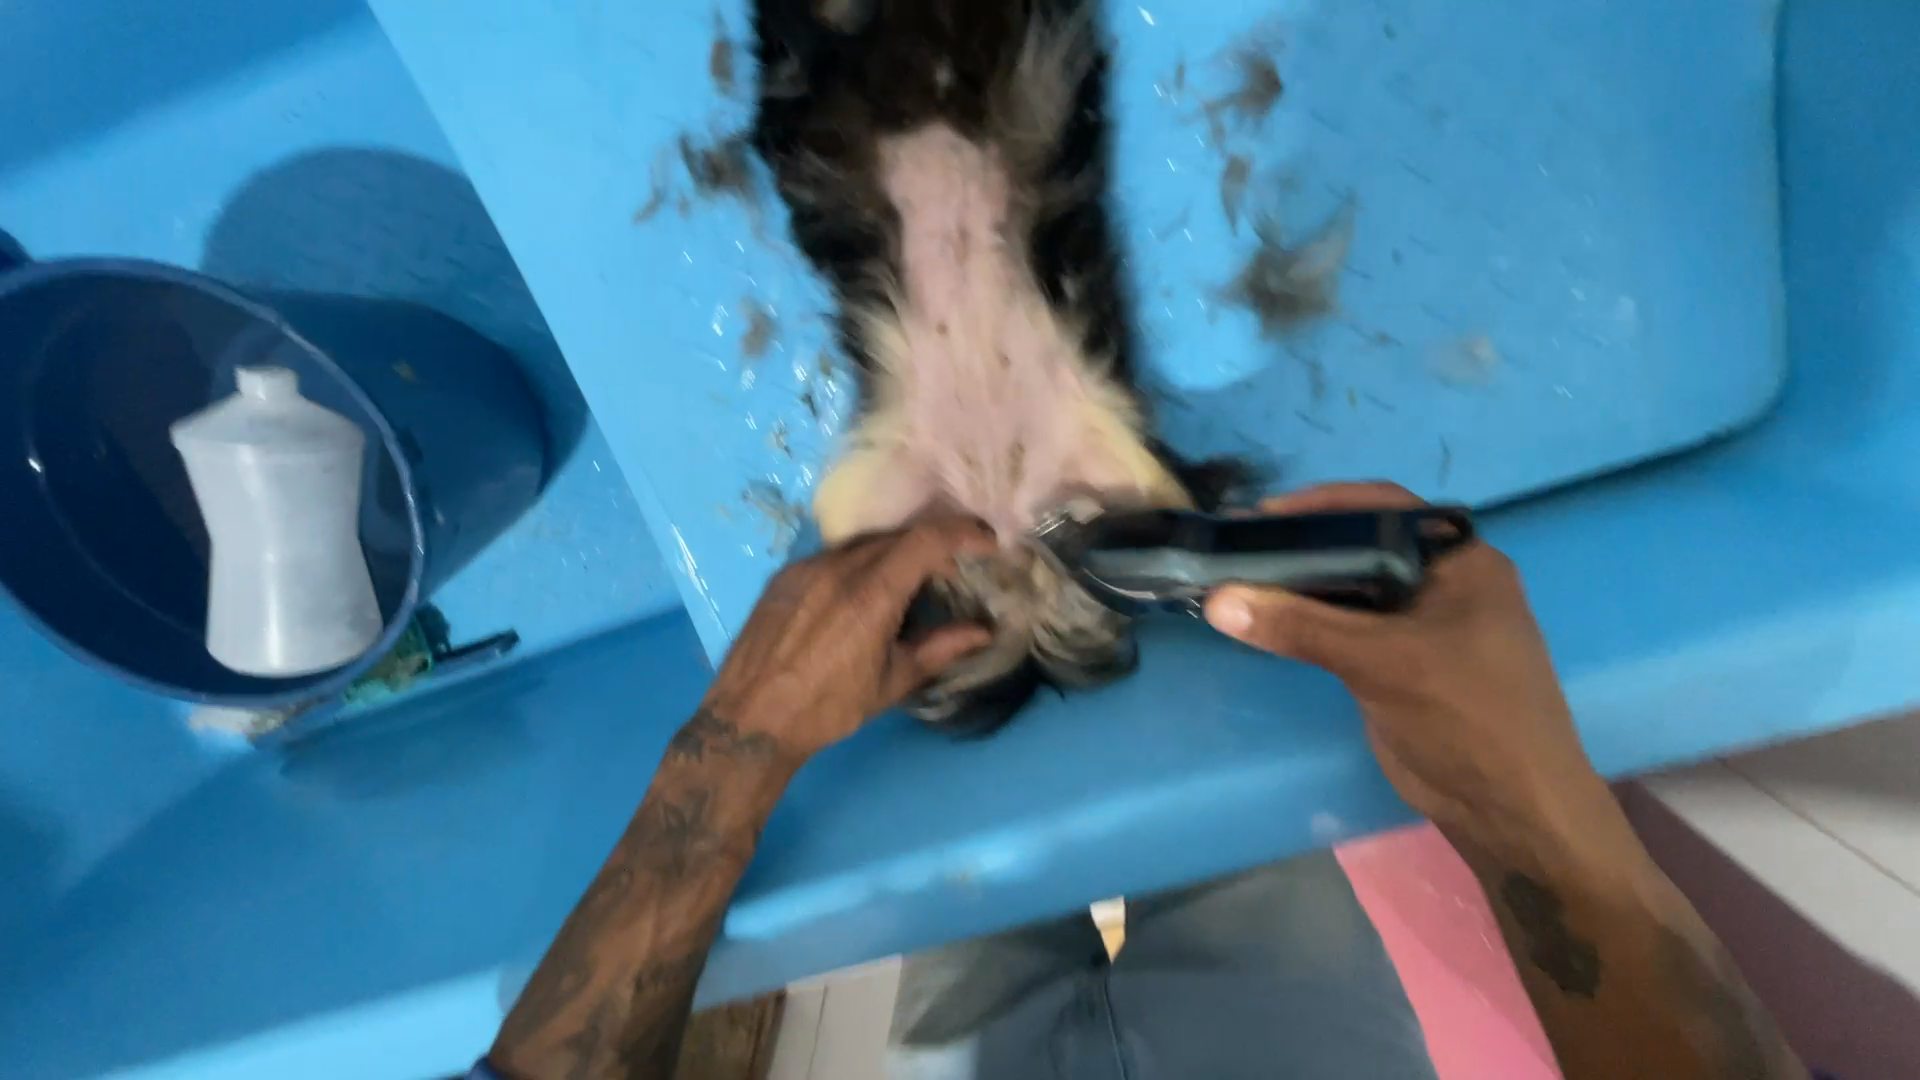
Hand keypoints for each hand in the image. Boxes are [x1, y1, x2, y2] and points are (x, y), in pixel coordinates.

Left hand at [701, 513, 997, 759]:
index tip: (988, 541)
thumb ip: (940, 647)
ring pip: (865, 542)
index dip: (964, 532)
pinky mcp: (785, 574)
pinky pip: (834, 554)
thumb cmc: (829, 708)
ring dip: (896, 551)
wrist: (750, 719)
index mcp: (870, 595)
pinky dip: (862, 561)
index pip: (926, 540)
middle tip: (954, 565)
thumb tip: (984, 631)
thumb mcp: (892, 681)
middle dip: (934, 543)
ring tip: (911, 578)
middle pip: (898, 535)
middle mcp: (838, 568)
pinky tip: (864, 588)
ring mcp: (807, 567)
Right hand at [1202, 483, 1612, 843]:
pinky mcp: (1393, 659)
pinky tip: (1264, 618)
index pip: (1384, 507)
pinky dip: (1303, 618)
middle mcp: (1439, 582)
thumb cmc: (1468, 717)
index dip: (1323, 503)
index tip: (1263, 514)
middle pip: (1358, 545)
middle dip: (1300, 545)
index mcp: (1459, 562)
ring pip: (1345, 587)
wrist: (1508, 811)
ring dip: (1296, 584)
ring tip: (1239, 578)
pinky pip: (1340, 625)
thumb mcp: (1382, 661)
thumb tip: (1217, 600)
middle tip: (1239, 547)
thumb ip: (1299, 626)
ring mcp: (1415, 623)